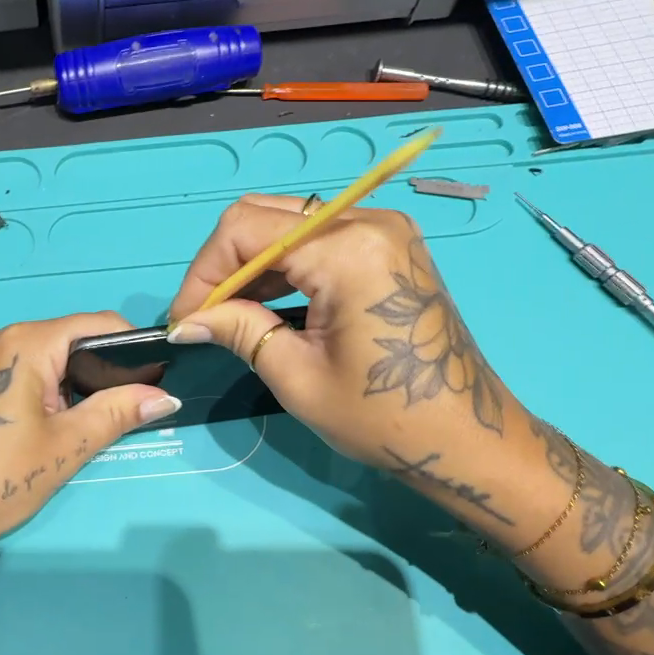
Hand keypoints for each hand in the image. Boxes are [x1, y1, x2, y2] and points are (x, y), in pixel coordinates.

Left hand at [0, 313, 180, 553]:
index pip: (97, 324)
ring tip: (105, 415)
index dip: (132, 345)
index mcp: (27, 342)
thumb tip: (166, 397)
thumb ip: (119, 412)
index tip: (159, 374)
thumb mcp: (68, 444)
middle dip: (107, 366)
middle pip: (72, 338)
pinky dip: (53, 386)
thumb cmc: (2, 476)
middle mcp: (3, 337)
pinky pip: (28, 368)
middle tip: (135, 403)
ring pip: (51, 355)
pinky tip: (65, 418)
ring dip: (80, 380)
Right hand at [166, 195, 527, 502]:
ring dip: (251, 264)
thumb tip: (186, 322)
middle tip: (205, 316)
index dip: (203, 274)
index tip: (186, 321)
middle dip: (223, 264)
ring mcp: (384, 229)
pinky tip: (268, 304)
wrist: (467, 438)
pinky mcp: (390, 245)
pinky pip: (318, 236)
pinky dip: (284, 265)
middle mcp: (367, 220)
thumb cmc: (382, 417)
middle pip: (264, 216)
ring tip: (231, 315)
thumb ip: (238, 330)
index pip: (244, 230)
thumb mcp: (296, 377)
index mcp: (346, 248)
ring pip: (288, 223)